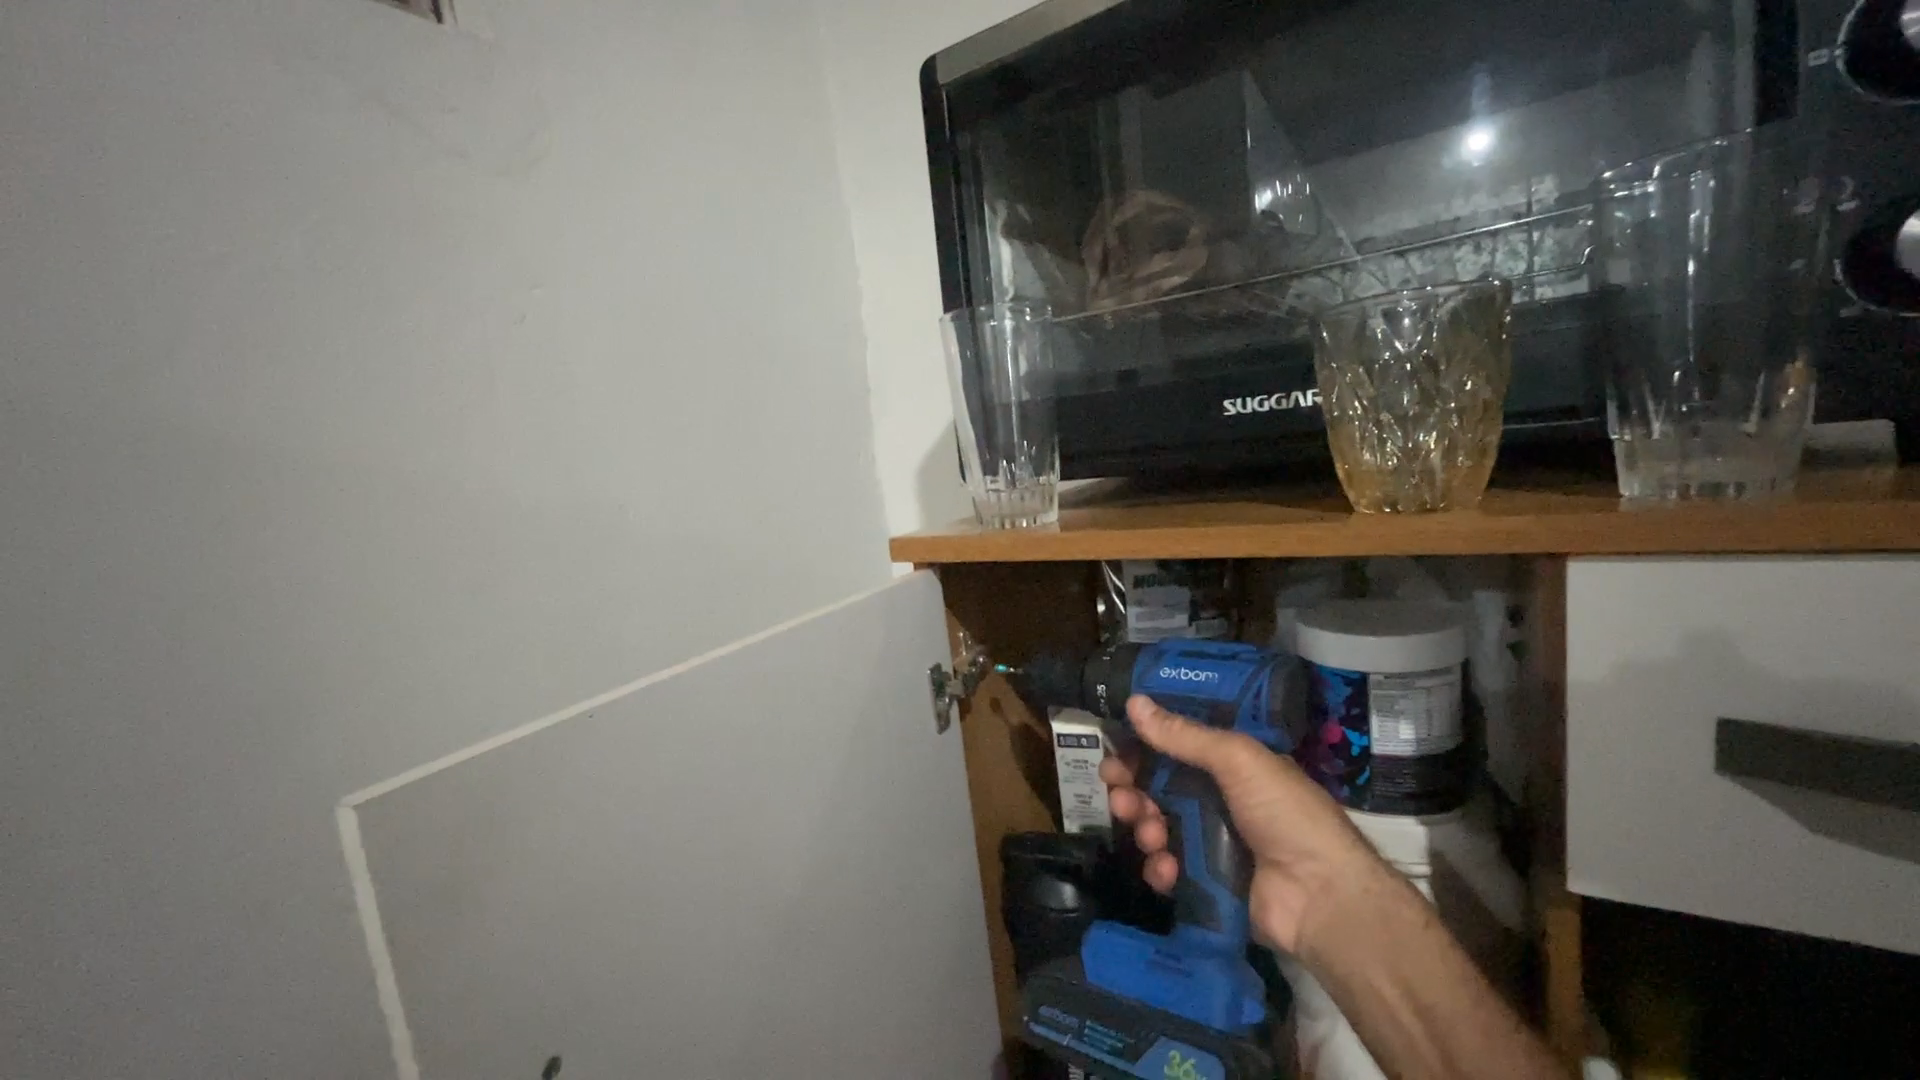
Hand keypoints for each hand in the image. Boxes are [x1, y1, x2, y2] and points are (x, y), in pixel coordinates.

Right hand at [1101, 694, 1391, 955]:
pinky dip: (1160, 868)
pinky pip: (1168, 869)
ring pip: (1157, 827)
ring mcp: (1211, 843)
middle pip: (1157, 788)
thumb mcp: (1237, 760)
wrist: (1322, 895)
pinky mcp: (1206, 882)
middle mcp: (1217, 800)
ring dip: (1143, 826)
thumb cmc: (1284, 813)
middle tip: (1118, 794)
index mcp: (1230, 766)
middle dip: (1132, 789)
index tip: (1115, 750)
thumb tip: (1134, 701)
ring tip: (1150, 833)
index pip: (1175, 749)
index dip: (1142, 748)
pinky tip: (1166, 869)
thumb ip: (1184, 735)